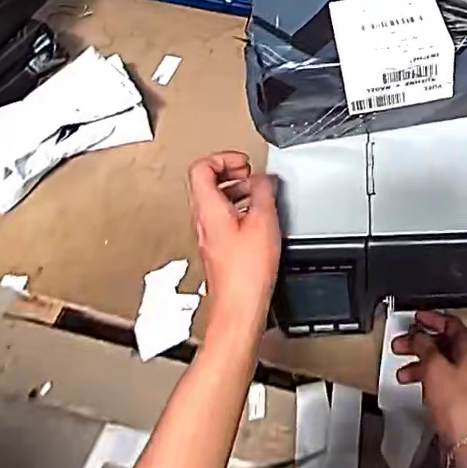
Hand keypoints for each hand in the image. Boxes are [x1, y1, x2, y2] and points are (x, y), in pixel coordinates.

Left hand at [187, 152, 280, 336]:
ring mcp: (209, 234)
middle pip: (206, 182)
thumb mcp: (264, 221)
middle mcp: (204, 220)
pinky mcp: (219, 246)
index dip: (224, 158)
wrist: (239, 309)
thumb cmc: (245, 273)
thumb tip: (264, 179)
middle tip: (250, 173)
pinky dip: (239, 207)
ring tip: (257, 191)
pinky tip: (258, 215)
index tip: (244, 163)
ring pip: (215, 199)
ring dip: (236, 189)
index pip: (201, 168)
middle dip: (231, 171)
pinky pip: (223, 216)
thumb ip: (264, 191)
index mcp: (208, 209)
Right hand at [394, 311, 466, 444]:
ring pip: (438, 363)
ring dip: (419, 362)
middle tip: (402, 342)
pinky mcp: (457, 400)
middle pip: (442, 343)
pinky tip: (413, 385)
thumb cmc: (458, 406)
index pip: (450, 323)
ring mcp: (464, 382)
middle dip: (420, 342)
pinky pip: (438, 381)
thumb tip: (418, 335)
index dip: (432, 318)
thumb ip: (425, 347)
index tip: (416, 318)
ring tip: (401, 367)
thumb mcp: (434, 367)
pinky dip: (423, 379)